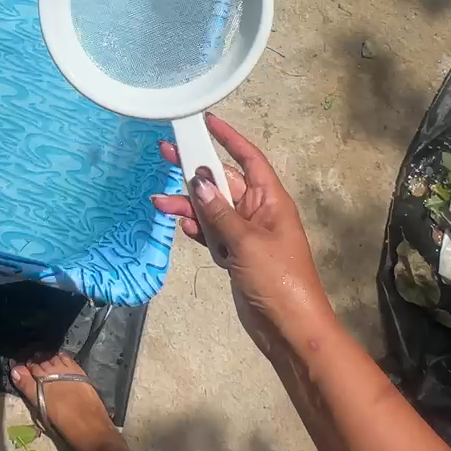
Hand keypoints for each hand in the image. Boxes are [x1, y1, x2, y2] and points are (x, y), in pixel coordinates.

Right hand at [151, 114, 334, 357]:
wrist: (290, 330)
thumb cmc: (278, 279)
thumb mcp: (247, 241)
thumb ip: (219, 210)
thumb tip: (198, 181)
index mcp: (271, 200)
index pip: (249, 158)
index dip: (229, 138)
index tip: (207, 121)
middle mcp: (258, 211)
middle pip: (223, 182)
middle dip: (195, 171)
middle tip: (165, 152)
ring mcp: (246, 233)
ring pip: (212, 208)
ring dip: (189, 205)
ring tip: (160, 203)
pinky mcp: (235, 254)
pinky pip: (212, 232)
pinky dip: (198, 229)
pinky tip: (184, 227)